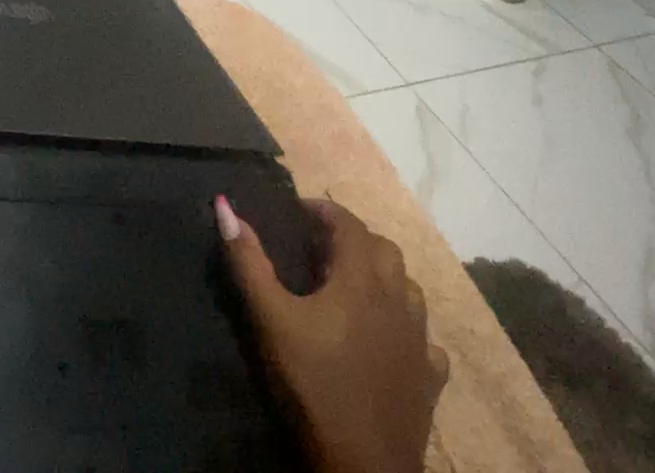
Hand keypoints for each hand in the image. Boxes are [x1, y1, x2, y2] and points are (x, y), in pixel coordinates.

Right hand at [216, 195, 447, 472]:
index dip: (326, 210)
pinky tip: (383, 338)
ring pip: (408, 288)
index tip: (299, 209)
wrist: (363, 459)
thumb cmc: (312, 380)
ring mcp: (420, 339)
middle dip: (354, 238)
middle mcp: (398, 301)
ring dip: (381, 275)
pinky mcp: (430, 375)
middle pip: (385, 250)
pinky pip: (422, 335)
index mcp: (361, 282)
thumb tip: (225, 206)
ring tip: (349, 285)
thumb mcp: (270, 318)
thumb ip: (248, 261)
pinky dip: (402, 323)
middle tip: (319, 246)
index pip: (351, 225)